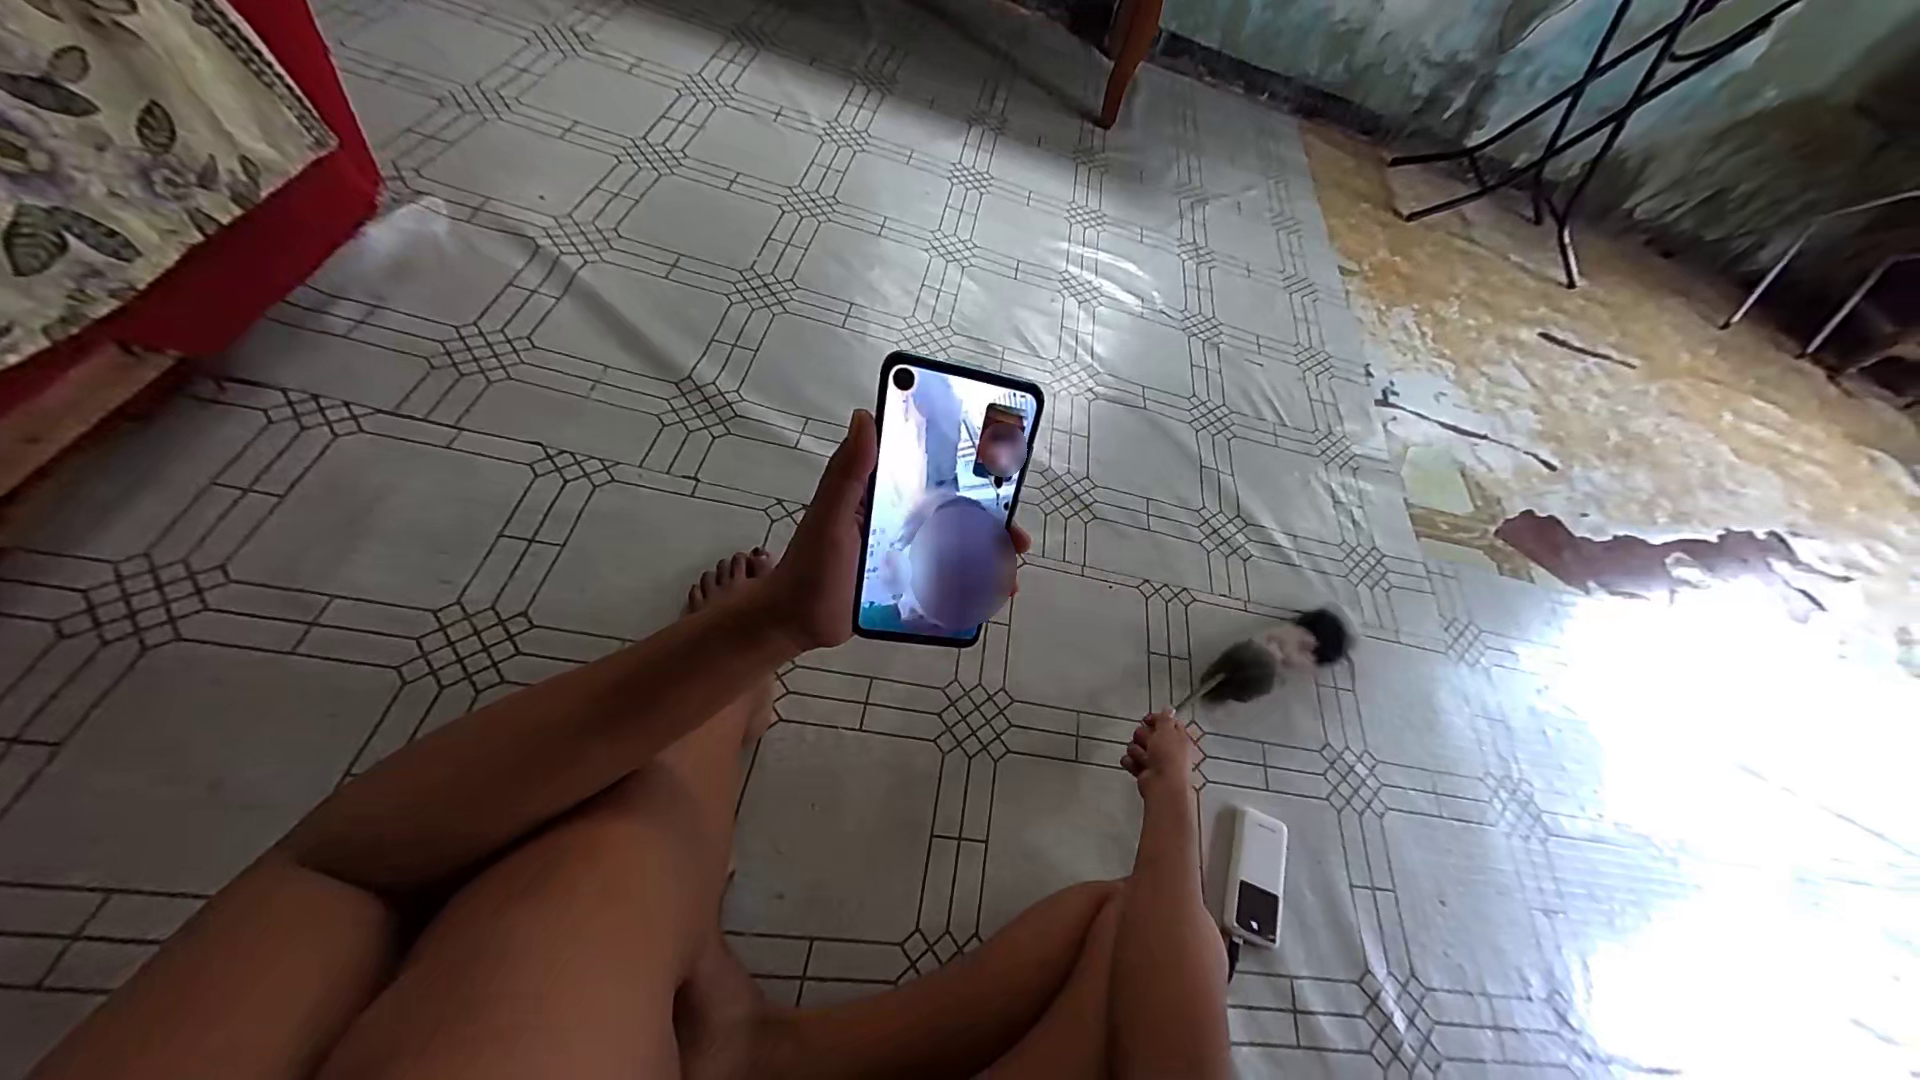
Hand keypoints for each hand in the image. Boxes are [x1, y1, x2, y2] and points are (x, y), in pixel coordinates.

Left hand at [763, 409, 1030, 651]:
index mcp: (882, 494)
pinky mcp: (908, 582)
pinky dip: (970, 584)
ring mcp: (906, 552)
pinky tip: (988, 596)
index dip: (968, 469)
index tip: (1001, 472)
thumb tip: (865, 417)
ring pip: (956, 547)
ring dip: (987, 555)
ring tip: (1008, 573)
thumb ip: (847, 473)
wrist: (797, 622)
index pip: (931, 472)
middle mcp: (899, 518)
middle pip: (954, 513)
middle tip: (1016, 536)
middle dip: (991, 521)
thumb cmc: (810, 567)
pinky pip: (946, 578)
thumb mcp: (829, 517)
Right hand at [1121, 710, 1194, 796]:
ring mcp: (1154, 761)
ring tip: (1143, 758)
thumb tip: (1169, 708)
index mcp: (1177, 738)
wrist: (1162, 784)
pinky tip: (1135, 765)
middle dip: (1143, 736)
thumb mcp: (1167, 730)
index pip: (1165, 723)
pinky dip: (1131, 762)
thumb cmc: (1168, 756)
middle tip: (1147, 742)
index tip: (1146, 719)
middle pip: (1147, 733)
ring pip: (1136, 746)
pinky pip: (1131, 760)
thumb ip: (1165, 718)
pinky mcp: (1143, 771)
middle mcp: (1166, 749)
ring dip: (1136, 750)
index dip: (1155, 720)